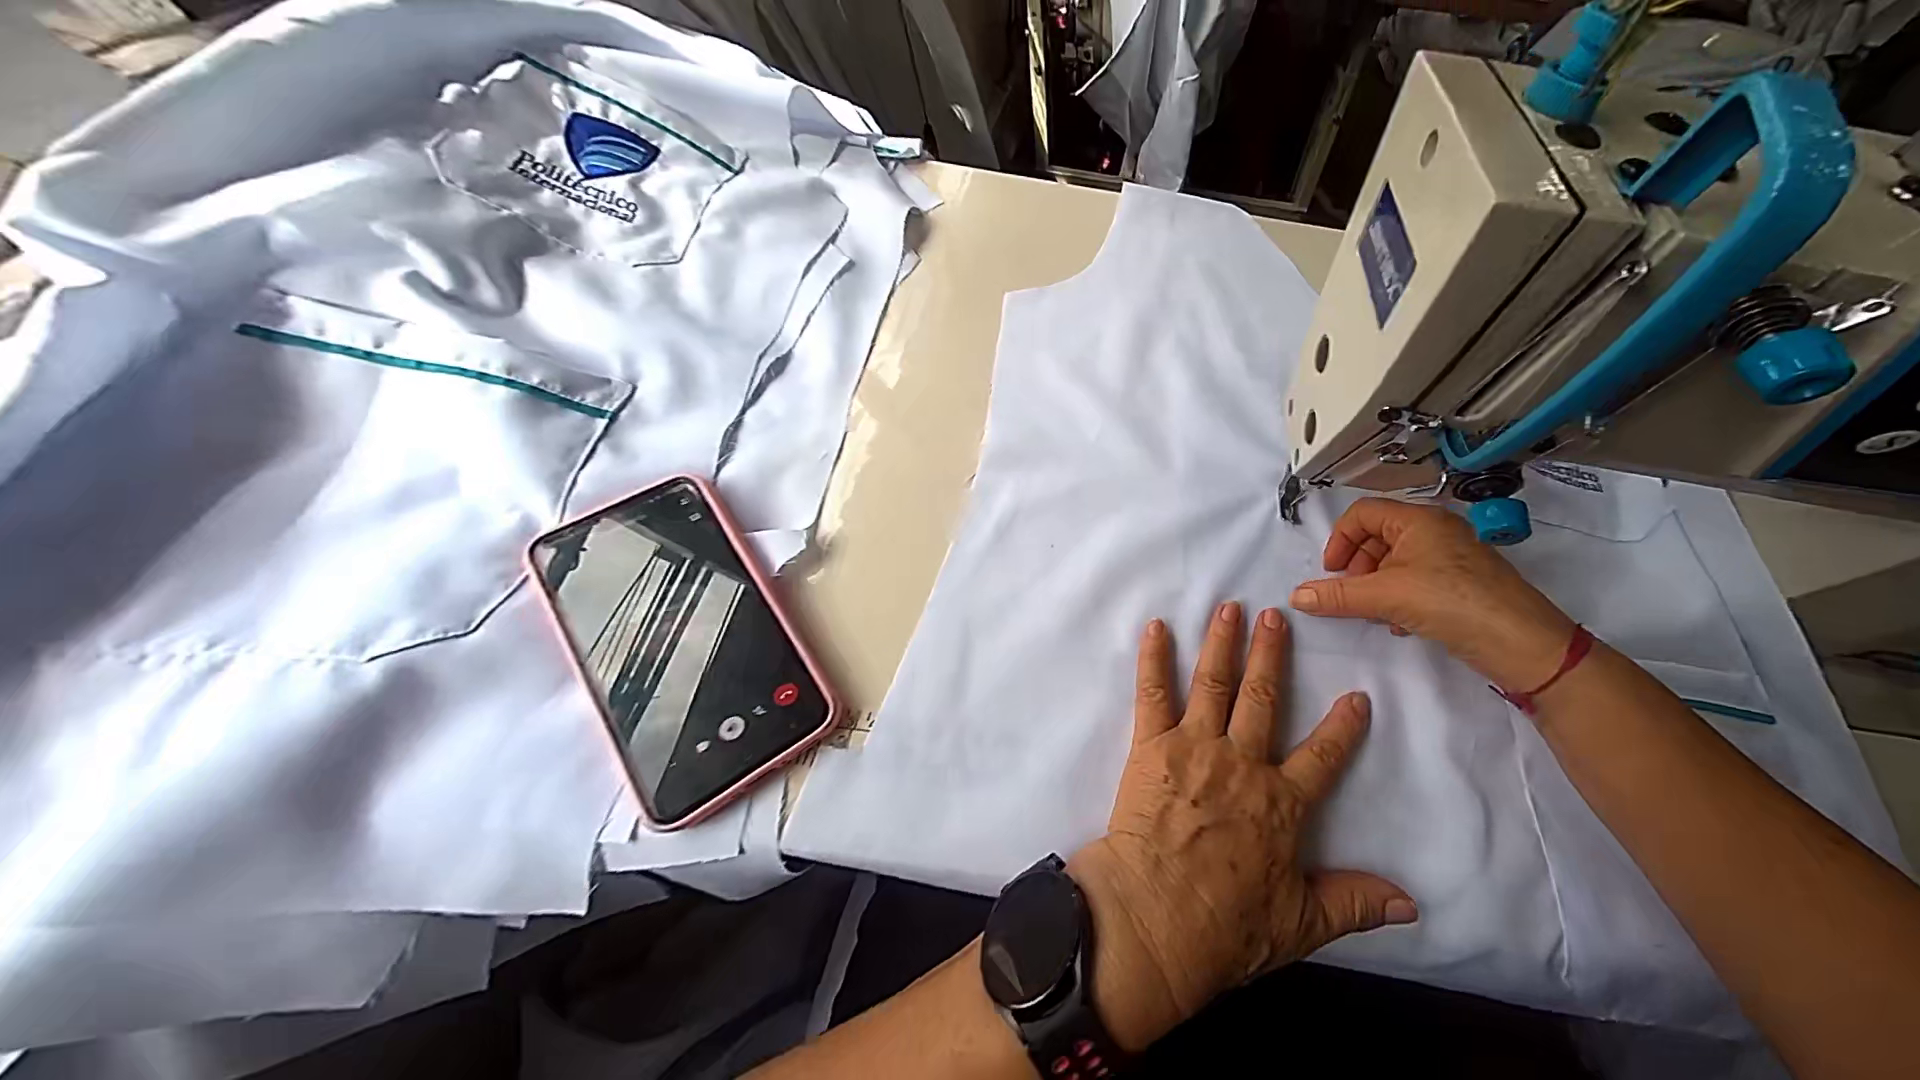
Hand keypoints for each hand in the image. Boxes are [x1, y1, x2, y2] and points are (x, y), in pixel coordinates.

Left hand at [1065, 603, 1416, 1051]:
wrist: (1156, 915)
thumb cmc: (1227, 924)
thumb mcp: (1301, 922)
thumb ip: (1353, 903)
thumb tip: (1411, 904)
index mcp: (1282, 803)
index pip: (1323, 757)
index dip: (1343, 727)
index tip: (1357, 696)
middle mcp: (1243, 764)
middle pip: (1263, 699)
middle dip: (1272, 655)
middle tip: (1276, 616)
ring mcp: (1196, 748)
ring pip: (1214, 684)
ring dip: (1222, 643)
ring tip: (1229, 608)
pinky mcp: (1152, 747)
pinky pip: (1153, 693)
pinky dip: (1153, 658)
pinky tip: (1155, 628)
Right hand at [1287, 497, 1578, 693]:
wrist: (1523, 644)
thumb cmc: (1452, 603)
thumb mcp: (1384, 597)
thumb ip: (1335, 595)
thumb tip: (1296, 596)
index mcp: (1418, 520)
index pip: (1361, 513)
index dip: (1339, 540)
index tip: (1332, 572)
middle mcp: (1435, 531)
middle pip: (1375, 537)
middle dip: (1357, 567)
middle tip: (1352, 594)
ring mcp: (1450, 557)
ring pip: (1393, 562)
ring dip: (1375, 586)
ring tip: (1376, 612)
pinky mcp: (1460, 583)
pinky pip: (1414, 580)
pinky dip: (1397, 597)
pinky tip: (1400, 623)